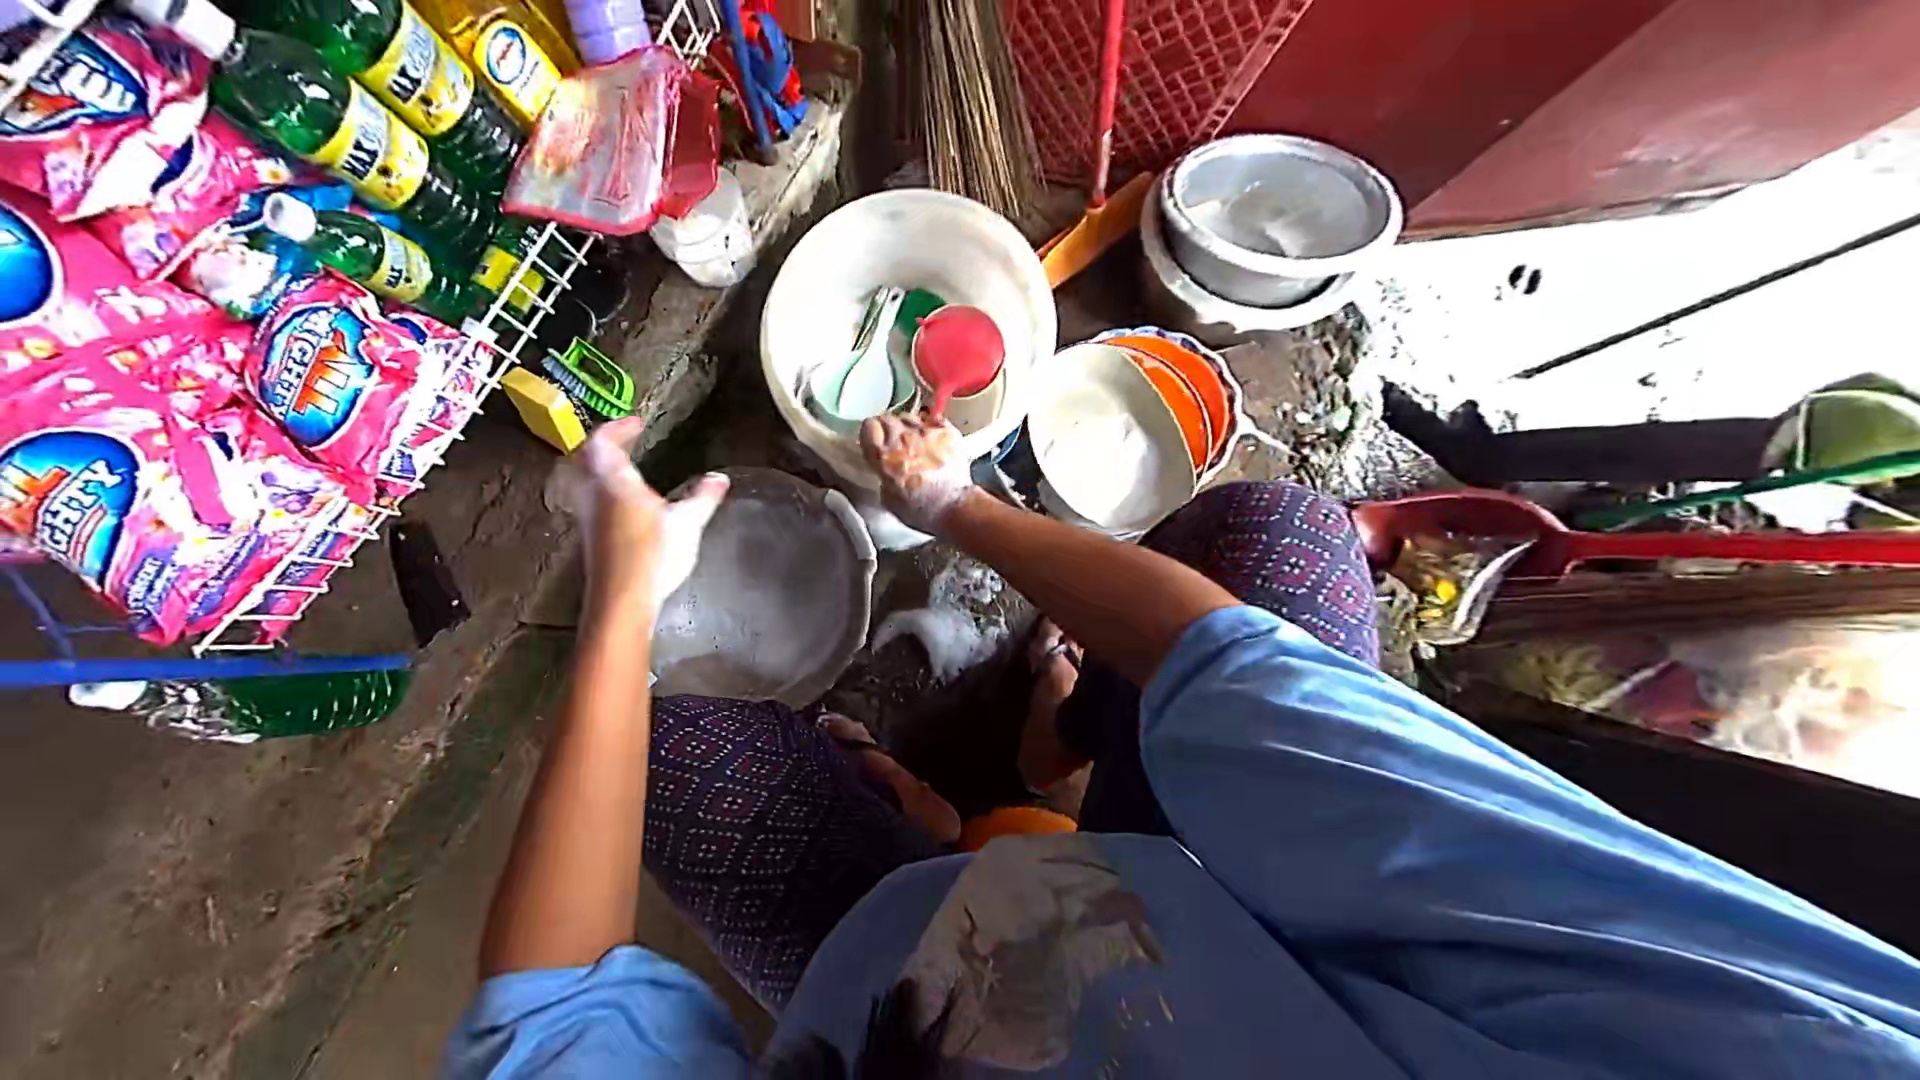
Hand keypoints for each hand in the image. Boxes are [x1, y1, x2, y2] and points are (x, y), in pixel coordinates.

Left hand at [545, 417, 728, 623]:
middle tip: (623, 440)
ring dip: (600, 467)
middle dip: (604, 444)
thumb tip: (719, 478)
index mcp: (614, 481)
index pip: (604, 441)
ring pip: (585, 479)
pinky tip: (625, 502)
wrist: (622, 599)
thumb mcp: (687, 522)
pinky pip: (592, 499)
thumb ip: (703, 497)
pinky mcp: (591, 536)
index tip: (635, 422)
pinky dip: (604, 489)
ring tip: (624, 467)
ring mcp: (588, 516)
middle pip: (586, 458)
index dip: (618, 427)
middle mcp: (594, 494)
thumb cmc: (653, 555)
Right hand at [859, 412, 976, 534]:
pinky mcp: (947, 432)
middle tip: (895, 443)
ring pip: (909, 416)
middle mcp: (903, 439)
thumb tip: (885, 467)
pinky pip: (932, 419)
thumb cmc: (921, 510)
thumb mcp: (888, 498)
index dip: (871, 434)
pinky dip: (930, 426)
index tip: (876, 441)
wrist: (955, 507)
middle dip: (888, 429)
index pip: (869, 427)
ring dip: (908, 426)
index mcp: (884, 456)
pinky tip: (932, 438)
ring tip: (915, 440)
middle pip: (888, 418)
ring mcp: (926, 432)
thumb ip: (883, 475)